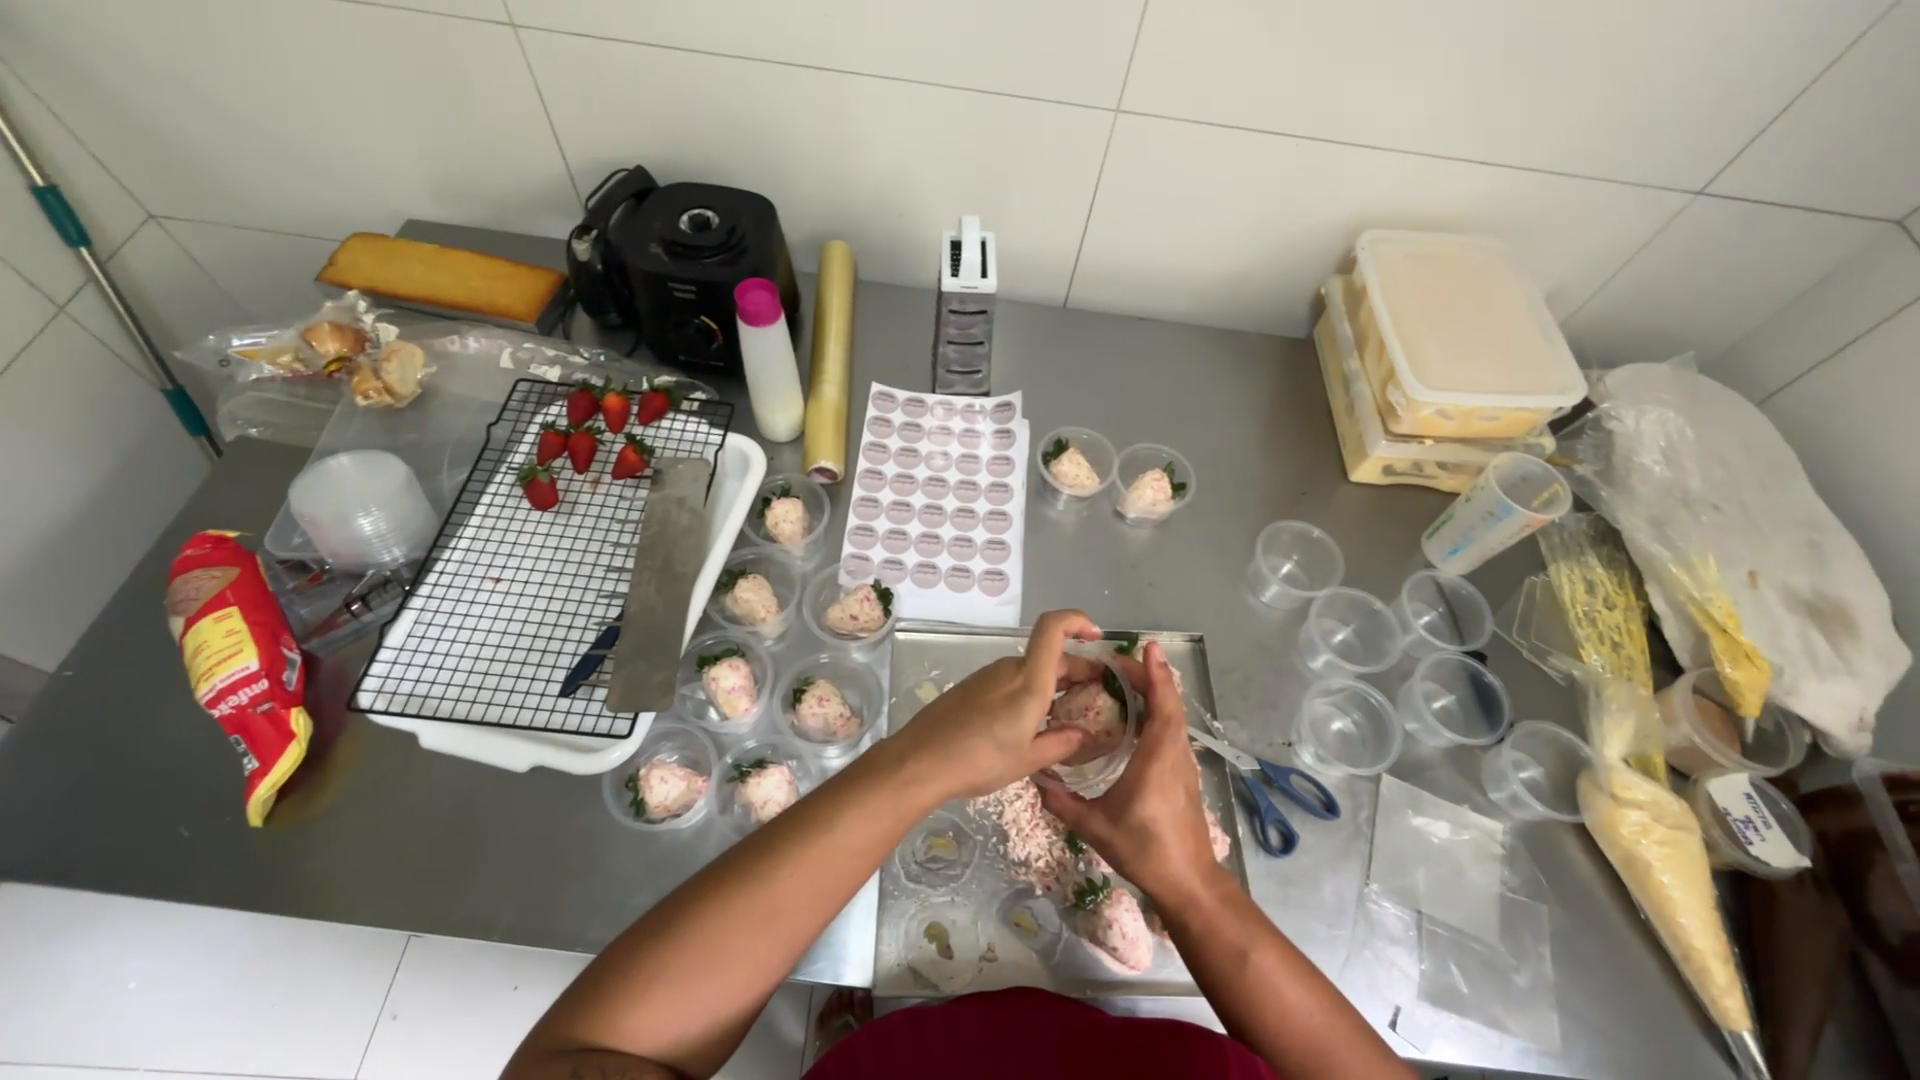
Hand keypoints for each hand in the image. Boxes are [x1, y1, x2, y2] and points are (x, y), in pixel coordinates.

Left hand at [886, 609, 1105, 801]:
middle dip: (1077, 672)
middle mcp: (1009, 669)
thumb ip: (1061, 744)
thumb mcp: (1027, 760)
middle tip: (1095, 700)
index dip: (1077, 621)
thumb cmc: (979, 760)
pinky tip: (1028, 724)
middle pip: (1050, 655)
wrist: (919, 761)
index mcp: (1029, 681)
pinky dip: (1029, 693)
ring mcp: (988, 676)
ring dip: (1053, 685)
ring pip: (1031, 670)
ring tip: (1064, 720)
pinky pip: (1011, 681)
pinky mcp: (972, 687)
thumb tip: (1082, 734)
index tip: (1097, 638)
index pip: (1053, 628)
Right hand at [1040, 641, 1219, 904]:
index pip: (1162, 705)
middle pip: (1168, 704)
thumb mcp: (1095, 827)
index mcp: (1158, 758)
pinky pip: (1172, 732)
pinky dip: (1157, 713)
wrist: (1188, 882)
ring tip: (1124, 682)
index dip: (1156, 674)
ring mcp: (1183, 765)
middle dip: (1148, 677)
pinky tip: (1136, 718)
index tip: (1147, 647)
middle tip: (1117, 662)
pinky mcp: (1183, 776)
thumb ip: (1063, 801)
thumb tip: (1034, 777)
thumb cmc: (1144, 850)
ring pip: (1173, 718)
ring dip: (1155, 694)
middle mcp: (1175, 754)